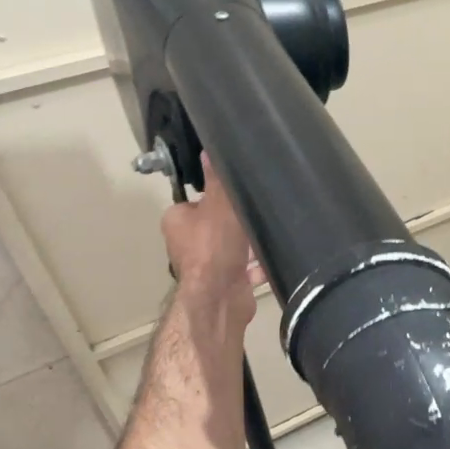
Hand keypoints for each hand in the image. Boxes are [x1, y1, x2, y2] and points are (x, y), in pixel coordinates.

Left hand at [161, 154, 262, 356]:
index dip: (217, 197)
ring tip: (269, 235)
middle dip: (237, 222)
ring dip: (250, 245)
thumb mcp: (219, 204)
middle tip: (257, 214)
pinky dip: (257, 266)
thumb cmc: (214, 247)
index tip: (237, 196)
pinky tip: (272, 259)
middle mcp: (186, 244)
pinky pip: (245, 269)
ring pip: (232, 248)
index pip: (197, 200)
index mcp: (177, 220)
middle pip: (216, 224)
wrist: (221, 299)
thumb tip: (209, 149)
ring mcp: (206, 266)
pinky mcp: (226, 284)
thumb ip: (217, 179)